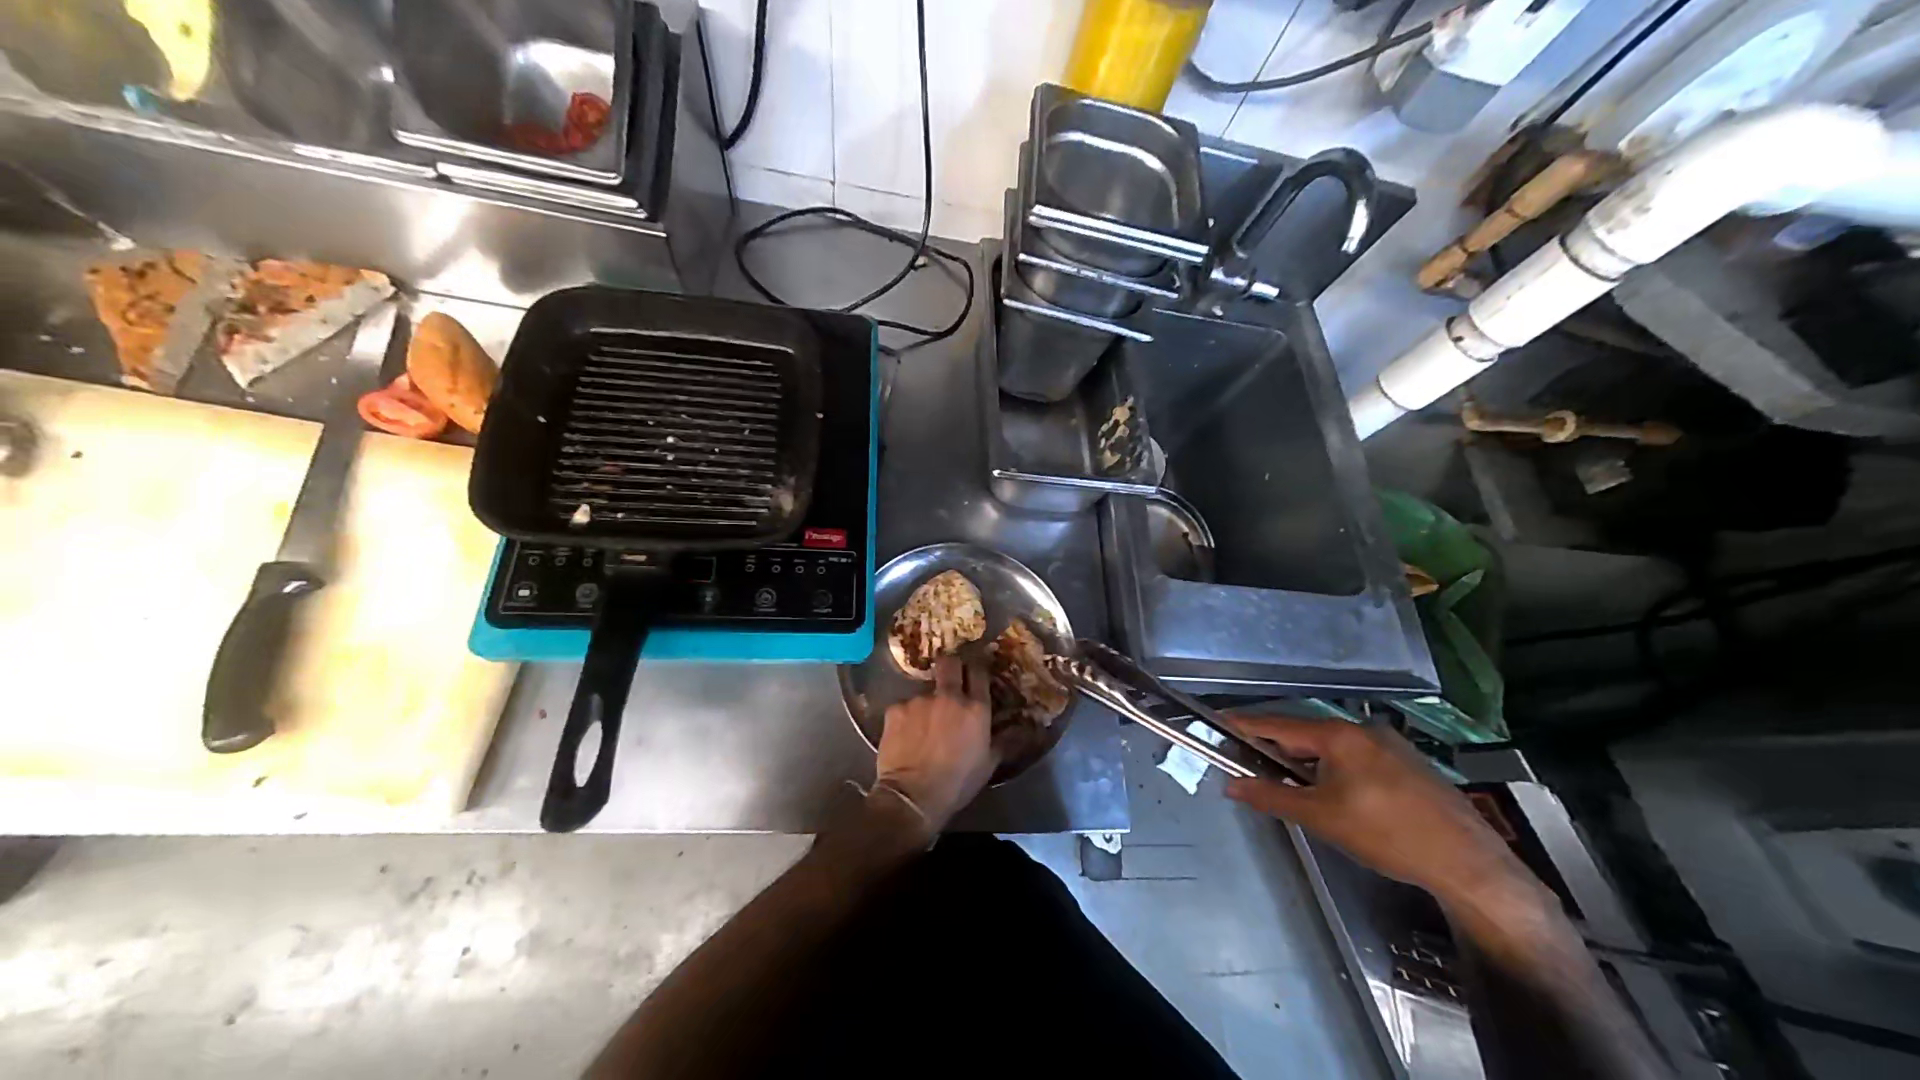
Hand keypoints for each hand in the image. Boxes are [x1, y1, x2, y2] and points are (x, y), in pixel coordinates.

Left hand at [875, 656, 997, 834]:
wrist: (913, 797)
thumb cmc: (957, 783)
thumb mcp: (988, 764)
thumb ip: (1004, 740)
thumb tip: (1024, 728)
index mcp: (976, 708)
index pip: (979, 671)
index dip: (976, 667)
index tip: (973, 671)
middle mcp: (949, 696)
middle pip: (950, 663)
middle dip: (950, 666)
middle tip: (948, 679)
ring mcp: (919, 700)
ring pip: (924, 692)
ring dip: (926, 705)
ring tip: (922, 730)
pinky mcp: (895, 709)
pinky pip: (903, 709)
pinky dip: (905, 720)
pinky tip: (904, 738)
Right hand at [1224, 714, 1539, 909]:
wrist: (1468, 863)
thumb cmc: (1387, 835)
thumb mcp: (1321, 817)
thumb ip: (1271, 797)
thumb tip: (1233, 786)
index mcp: (1339, 735)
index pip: (1278, 724)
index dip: (1245, 725)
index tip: (1218, 724)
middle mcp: (1363, 730)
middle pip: (1305, 733)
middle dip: (1276, 749)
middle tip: (1252, 765)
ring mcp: (1389, 745)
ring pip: (1331, 747)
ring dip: (1306, 762)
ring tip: (1291, 787)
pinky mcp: (1407, 763)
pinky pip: (1355, 757)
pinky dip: (1333, 769)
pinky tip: (1334, 795)